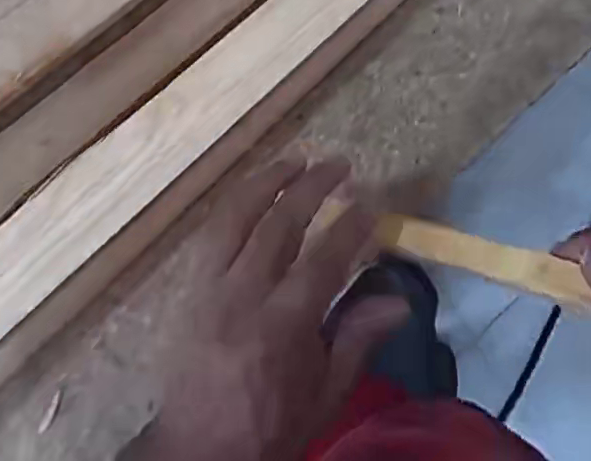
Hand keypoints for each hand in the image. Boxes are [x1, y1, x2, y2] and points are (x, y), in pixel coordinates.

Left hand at [126, 159, 408, 460]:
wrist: (195, 454)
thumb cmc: (268, 427)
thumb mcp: (324, 396)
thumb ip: (358, 339)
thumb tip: (401, 299)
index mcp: (280, 329)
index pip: (322, 261)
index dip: (350, 227)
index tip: (371, 203)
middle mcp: (242, 297)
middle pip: (279, 224)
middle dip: (313, 187)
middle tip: (339, 164)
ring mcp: (209, 287)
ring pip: (237, 216)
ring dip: (268, 180)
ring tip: (296, 159)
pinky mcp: (189, 287)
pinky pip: (212, 231)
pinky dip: (237, 202)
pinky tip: (256, 189)